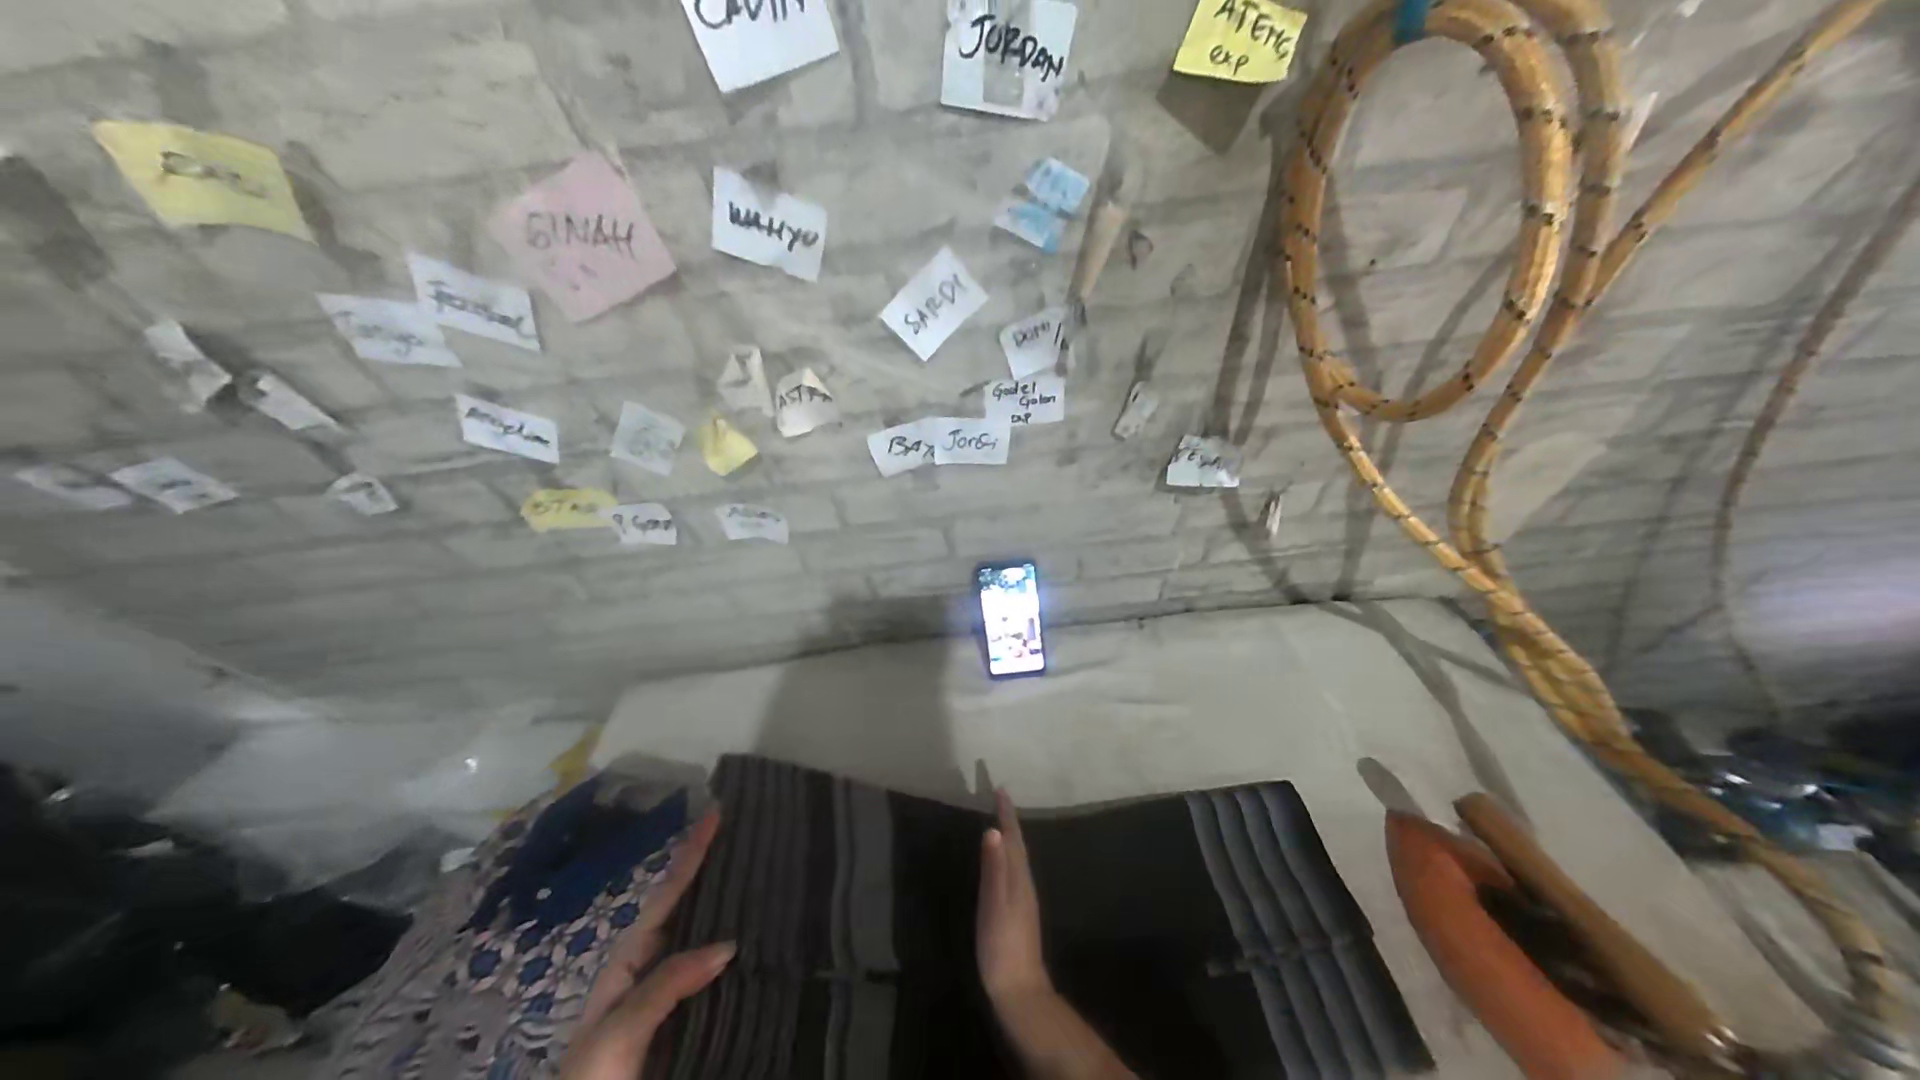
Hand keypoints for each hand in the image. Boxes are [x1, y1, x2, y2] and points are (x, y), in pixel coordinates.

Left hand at [559, 806, 732, 1079]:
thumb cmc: (591, 1079)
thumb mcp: (620, 1029)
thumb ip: (667, 984)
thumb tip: (728, 944)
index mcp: (627, 961)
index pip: (666, 895)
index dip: (691, 853)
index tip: (715, 813)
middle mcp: (647, 969)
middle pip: (686, 908)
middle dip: (712, 870)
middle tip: (748, 835)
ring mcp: (664, 995)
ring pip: (702, 938)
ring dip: (727, 906)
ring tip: (761, 874)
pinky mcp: (683, 1020)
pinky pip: (712, 974)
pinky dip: (735, 951)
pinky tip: (759, 940)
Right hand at [978, 787, 1050, 1003]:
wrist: (1019, 990)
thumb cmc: (1002, 945)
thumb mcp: (994, 905)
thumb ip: (994, 868)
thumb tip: (994, 830)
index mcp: (1019, 878)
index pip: (1013, 837)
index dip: (1006, 813)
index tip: (1000, 788)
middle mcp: (1025, 883)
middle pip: (1018, 843)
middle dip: (1008, 819)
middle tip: (998, 797)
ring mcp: (1024, 899)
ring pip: (1018, 857)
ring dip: (1010, 836)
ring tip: (1000, 821)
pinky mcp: (1018, 911)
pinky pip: (1014, 871)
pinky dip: (1008, 856)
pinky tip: (1003, 864)